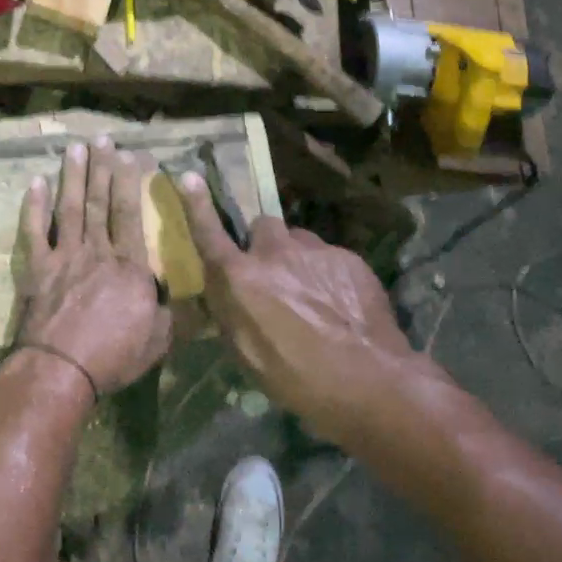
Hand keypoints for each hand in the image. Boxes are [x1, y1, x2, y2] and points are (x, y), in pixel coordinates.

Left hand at [15, 138, 171, 396]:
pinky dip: (34, 206)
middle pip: (99, 202)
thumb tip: (208, 302)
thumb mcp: (159, 340)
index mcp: (129, 266)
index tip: (130, 155)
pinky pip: (34, 230)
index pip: (129, 214)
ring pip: (69, 207)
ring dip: (72, 175)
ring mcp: (64, 256)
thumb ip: (179, 315)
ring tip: (74, 148)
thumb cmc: (113, 356)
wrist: (60, 369)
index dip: (129, 182)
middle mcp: (96, 251)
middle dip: (101, 167)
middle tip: (102, 138)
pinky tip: (36, 183)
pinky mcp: (37, 267)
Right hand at [179, 172, 421, 441]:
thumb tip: (225, 294)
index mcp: (239, 278)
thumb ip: (231, 312)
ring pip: (298, 242)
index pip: (209, 232)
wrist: (372, 384)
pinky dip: (329, 275)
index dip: (197, 204)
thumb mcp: (246, 354)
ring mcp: (314, 251)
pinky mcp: (348, 258)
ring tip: (314, 297)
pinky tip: (342, 307)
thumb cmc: (297, 380)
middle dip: (264, 244)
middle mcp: (273, 253)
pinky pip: (329, 257)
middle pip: (262, 228)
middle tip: (275, 276)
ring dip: (298, 260)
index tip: (190, 176)